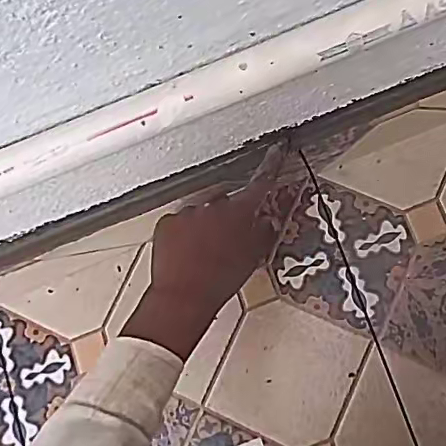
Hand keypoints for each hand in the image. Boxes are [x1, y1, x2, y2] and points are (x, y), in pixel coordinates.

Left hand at [122, 146, 285, 357]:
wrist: (184, 296)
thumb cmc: (223, 279)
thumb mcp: (253, 257)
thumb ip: (263, 233)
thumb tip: (267, 221)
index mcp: (240, 212)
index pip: (261, 183)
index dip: (272, 165)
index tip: (278, 149)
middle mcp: (214, 205)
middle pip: (227, 202)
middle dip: (230, 216)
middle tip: (232, 242)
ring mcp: (188, 213)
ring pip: (203, 214)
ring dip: (207, 227)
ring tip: (208, 255)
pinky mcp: (167, 223)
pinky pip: (182, 223)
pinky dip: (186, 234)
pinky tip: (190, 254)